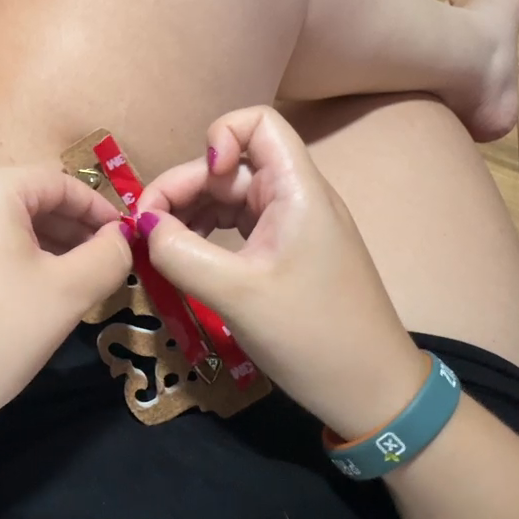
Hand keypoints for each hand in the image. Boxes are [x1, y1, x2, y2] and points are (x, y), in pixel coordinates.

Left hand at [0, 166, 132, 432]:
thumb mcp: (66, 293)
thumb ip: (108, 256)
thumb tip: (122, 237)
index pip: (60, 184)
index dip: (100, 211)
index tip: (127, 241)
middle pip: (29, 199)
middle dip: (72, 230)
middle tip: (106, 266)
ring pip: (3, 223)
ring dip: (44, 246)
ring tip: (75, 284)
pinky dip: (10, 258)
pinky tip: (28, 295)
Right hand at [135, 106, 424, 438]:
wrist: (374, 395)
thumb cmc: (313, 336)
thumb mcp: (237, 295)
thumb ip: (181, 253)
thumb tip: (144, 226)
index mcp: (296, 190)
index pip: (257, 122)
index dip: (219, 137)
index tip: (200, 182)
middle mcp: (294, 195)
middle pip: (229, 163)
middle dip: (183, 187)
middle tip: (145, 228)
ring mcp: (290, 223)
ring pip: (227, 193)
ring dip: (188, 210)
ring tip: (157, 244)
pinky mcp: (284, 250)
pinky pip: (235, 221)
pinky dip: (203, 231)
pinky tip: (181, 254)